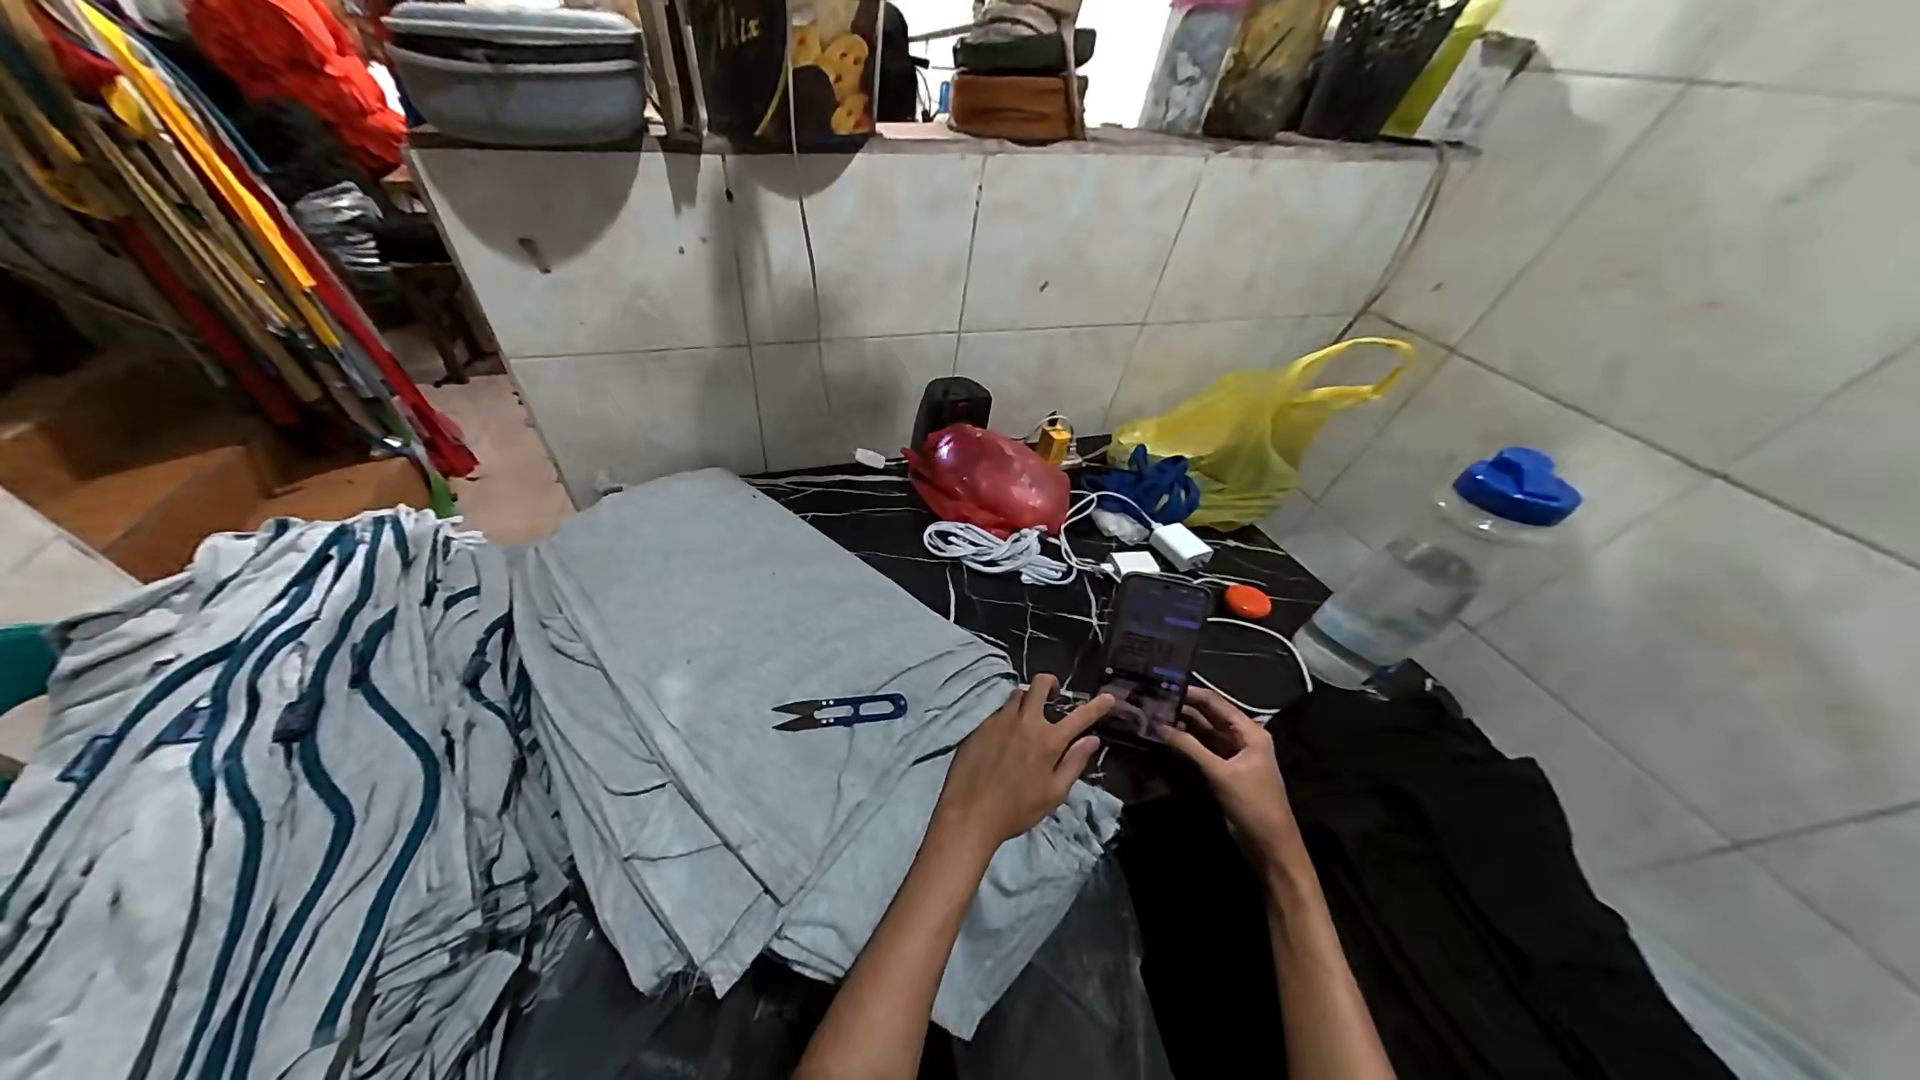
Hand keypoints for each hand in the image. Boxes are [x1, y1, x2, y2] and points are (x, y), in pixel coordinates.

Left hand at [931, 675, 1109, 854]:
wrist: (969, 813)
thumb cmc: (1017, 809)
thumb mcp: (1054, 793)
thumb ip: (1074, 762)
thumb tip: (1093, 740)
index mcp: (1048, 740)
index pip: (1080, 716)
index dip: (1097, 705)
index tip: (1108, 697)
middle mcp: (1024, 721)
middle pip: (1039, 684)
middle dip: (1051, 683)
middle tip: (1054, 694)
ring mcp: (999, 720)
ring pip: (1017, 695)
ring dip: (1028, 699)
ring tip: (1029, 717)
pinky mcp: (980, 726)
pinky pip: (999, 711)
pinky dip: (1009, 716)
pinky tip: (1006, 737)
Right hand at [1165, 686, 1300, 861]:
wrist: (1270, 845)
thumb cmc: (1252, 804)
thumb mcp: (1220, 774)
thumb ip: (1190, 748)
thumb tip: (1159, 725)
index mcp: (1250, 732)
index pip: (1216, 703)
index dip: (1191, 693)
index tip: (1163, 686)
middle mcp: (1242, 737)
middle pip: (1209, 715)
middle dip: (1183, 707)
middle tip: (1153, 699)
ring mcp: (1233, 753)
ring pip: (1204, 731)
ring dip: (1183, 724)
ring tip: (1154, 714)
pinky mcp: (1225, 769)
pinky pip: (1203, 748)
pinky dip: (1187, 742)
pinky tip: (1167, 736)